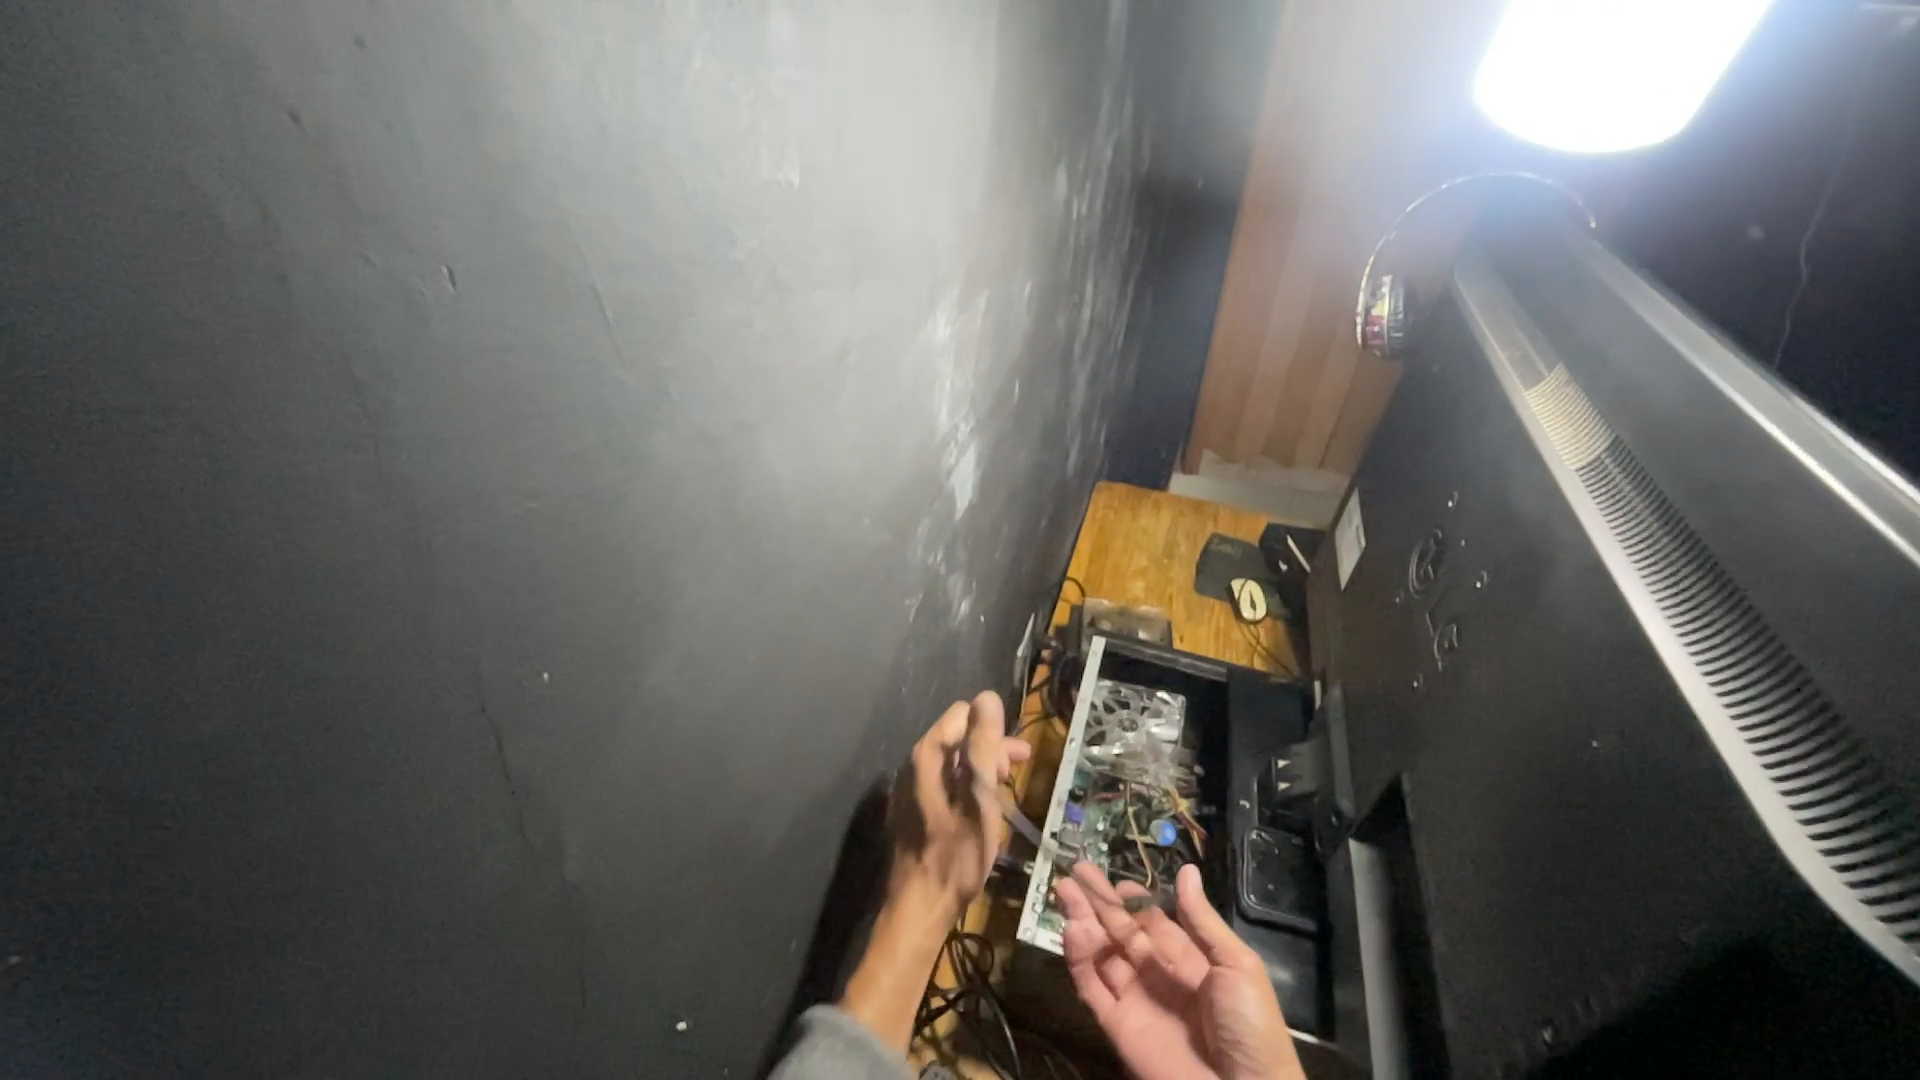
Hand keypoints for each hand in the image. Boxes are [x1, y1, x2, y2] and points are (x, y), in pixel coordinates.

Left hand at [840, 692, 1030, 1049]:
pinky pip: (944, 783)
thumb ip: (982, 747)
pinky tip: (982, 807)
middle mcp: (912, 765)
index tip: (1016, 756)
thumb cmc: (955, 856)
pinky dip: (967, 786)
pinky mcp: (912, 810)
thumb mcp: (979, 798)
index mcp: (926, 757)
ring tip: (1004, 789)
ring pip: (952, 762)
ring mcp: (909, 789)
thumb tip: (987, 698)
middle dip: (990, 748)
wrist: (919, 908)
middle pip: (956, 737)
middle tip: (1017, 771)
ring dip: (981, 768)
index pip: (962, 714)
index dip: (992, 728)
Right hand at [1056, 862, 1305, 1079]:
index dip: (1133, 901)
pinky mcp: (1117, 1026)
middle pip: (1120, 932)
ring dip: (1083, 921)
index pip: (1152, 923)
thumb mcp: (1236, 964)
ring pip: (1100, 954)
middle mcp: (1157, 976)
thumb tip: (1186, 869)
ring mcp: (1135, 1000)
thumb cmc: (1251, 1025)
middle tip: (1077, 870)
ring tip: (1066, 890)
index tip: (1116, 879)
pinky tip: (1074, 928)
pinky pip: (1091, 988)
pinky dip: (1079, 959)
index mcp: (1188, 961)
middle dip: (1099, 902)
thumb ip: (1202, 920)